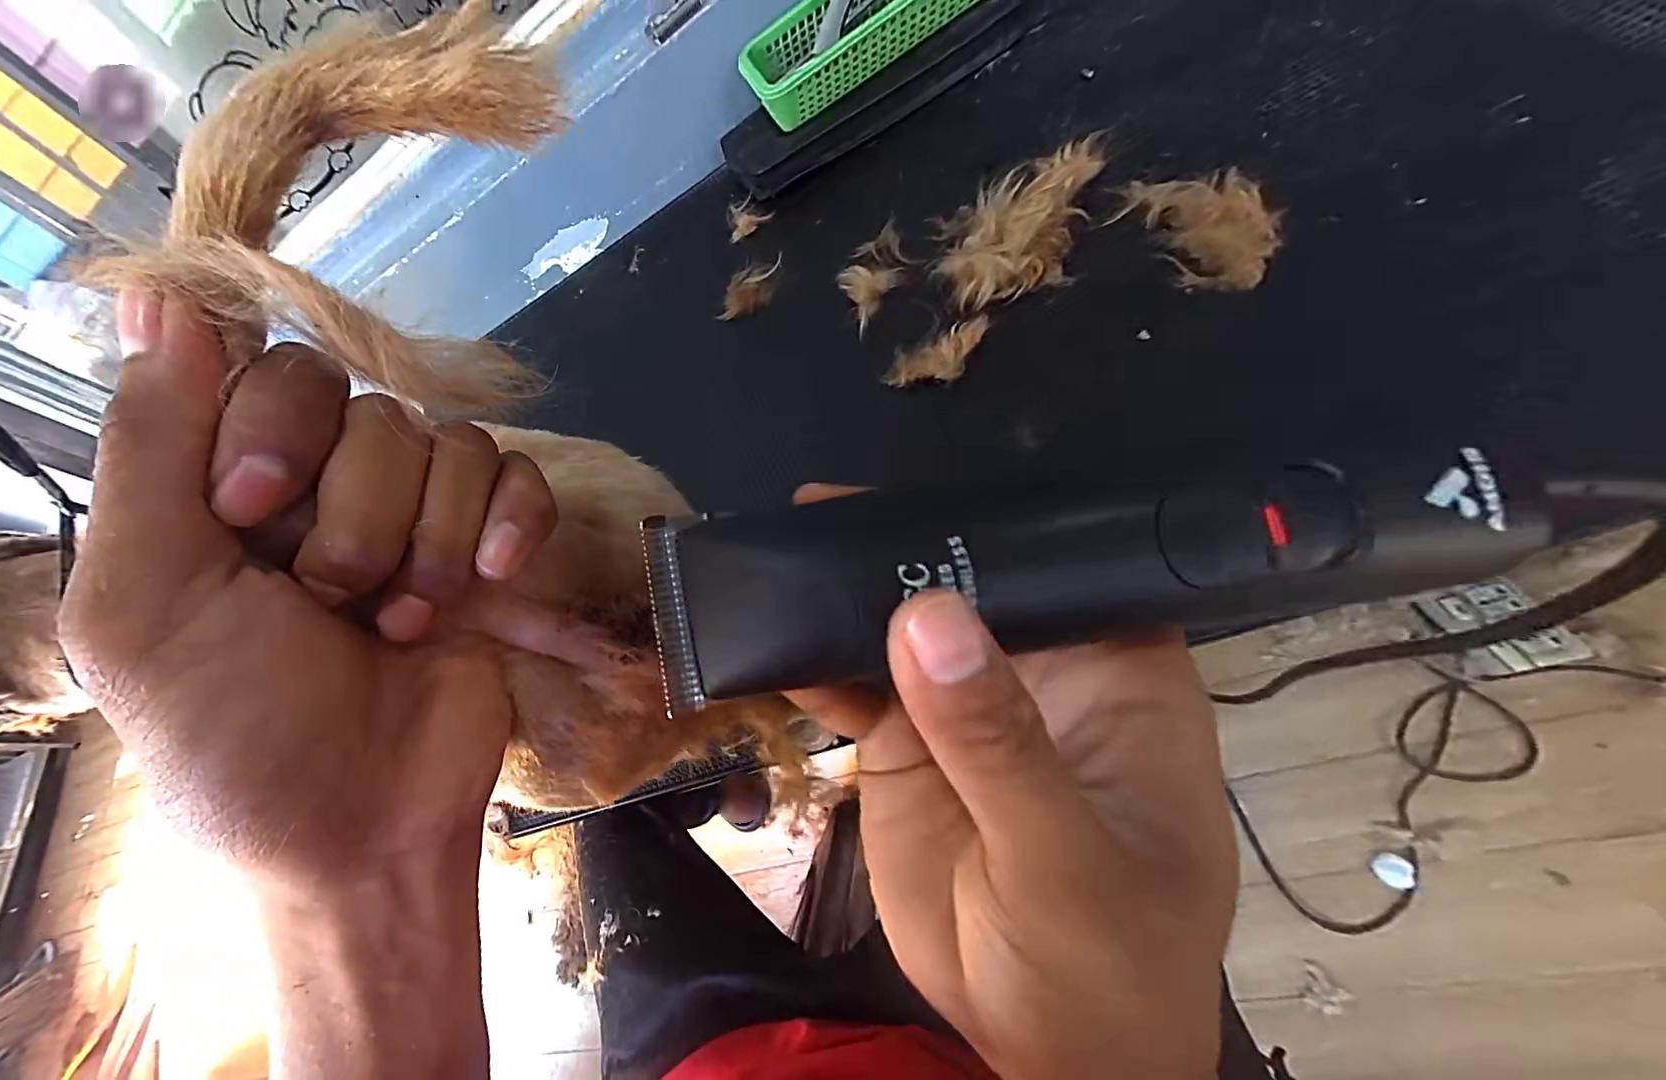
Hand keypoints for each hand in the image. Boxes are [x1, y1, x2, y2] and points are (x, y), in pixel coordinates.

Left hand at [59, 289, 556, 1075]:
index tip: (255, 513)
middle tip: (337, 598)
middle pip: (375, 411)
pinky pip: (522, 478)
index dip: (274, 425)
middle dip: (362, 509)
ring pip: (454, 446)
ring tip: (409, 619)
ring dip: (431, 537)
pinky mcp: (493, 546)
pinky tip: (495, 574)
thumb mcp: (147, 600)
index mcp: (239, 488)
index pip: (273, 372)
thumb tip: (157, 293)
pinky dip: (514, 518)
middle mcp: (335, 487)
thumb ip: (149, 447)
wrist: (366, 821)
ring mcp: (424, 515)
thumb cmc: (238, 728)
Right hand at [787, 488, 1237, 1078]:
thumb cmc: (1099, 963)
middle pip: (957, 586)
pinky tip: (762, 641)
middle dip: (890, 551)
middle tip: (811, 515)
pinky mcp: (903, 738)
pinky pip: (849, 684)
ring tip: (771, 559)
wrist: (1031, 1042)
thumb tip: (927, 615)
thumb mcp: (1062, 859)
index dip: (988, 524)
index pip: (1055, 567)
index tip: (906, 497)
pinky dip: (807, 663)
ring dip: (837, 601)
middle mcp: (1030, 670)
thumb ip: (1000, 742)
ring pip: (893, 629)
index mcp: (1108, 672)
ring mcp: (958, 703)